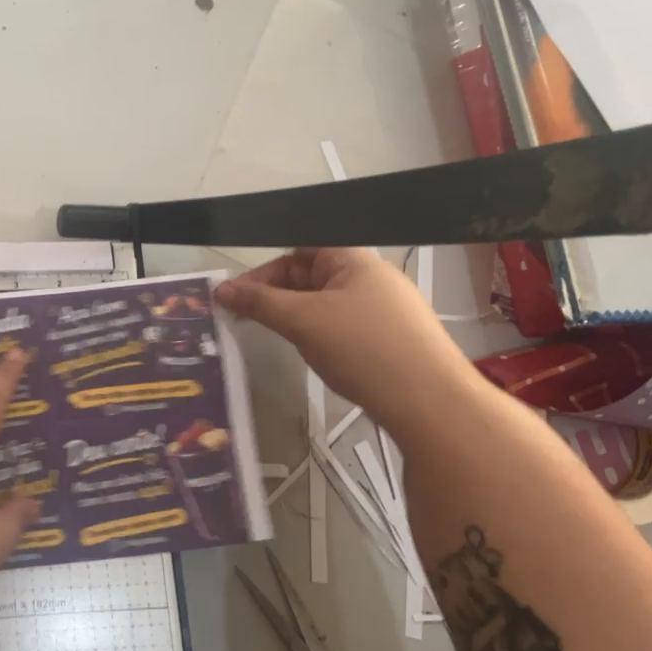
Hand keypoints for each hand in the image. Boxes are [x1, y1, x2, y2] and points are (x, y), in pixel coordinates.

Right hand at [214, 248, 477, 432]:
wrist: (429, 402)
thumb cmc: (364, 348)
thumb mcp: (302, 320)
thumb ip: (259, 302)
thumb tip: (222, 289)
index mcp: (354, 260)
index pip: (299, 248)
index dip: (264, 268)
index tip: (235, 295)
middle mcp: (370, 278)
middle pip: (309, 275)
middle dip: (274, 293)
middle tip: (243, 317)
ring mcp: (381, 310)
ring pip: (323, 303)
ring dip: (292, 315)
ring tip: (271, 335)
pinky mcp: (386, 339)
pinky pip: (339, 325)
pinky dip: (315, 333)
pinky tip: (308, 352)